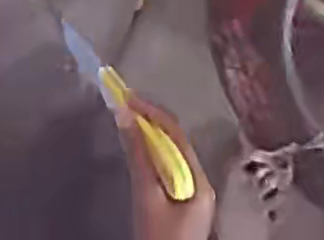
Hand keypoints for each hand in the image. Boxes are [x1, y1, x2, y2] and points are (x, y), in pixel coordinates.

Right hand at [119, 95, 214, 239]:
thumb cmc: (160, 239)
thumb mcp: (146, 196)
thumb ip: (138, 154)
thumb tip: (124, 113)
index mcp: (199, 179)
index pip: (175, 132)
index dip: (150, 111)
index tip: (125, 97)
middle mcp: (200, 182)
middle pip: (175, 140)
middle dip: (149, 120)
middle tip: (123, 105)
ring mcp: (193, 193)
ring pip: (170, 153)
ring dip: (149, 135)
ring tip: (126, 121)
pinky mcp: (182, 203)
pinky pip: (167, 167)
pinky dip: (151, 153)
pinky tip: (137, 149)